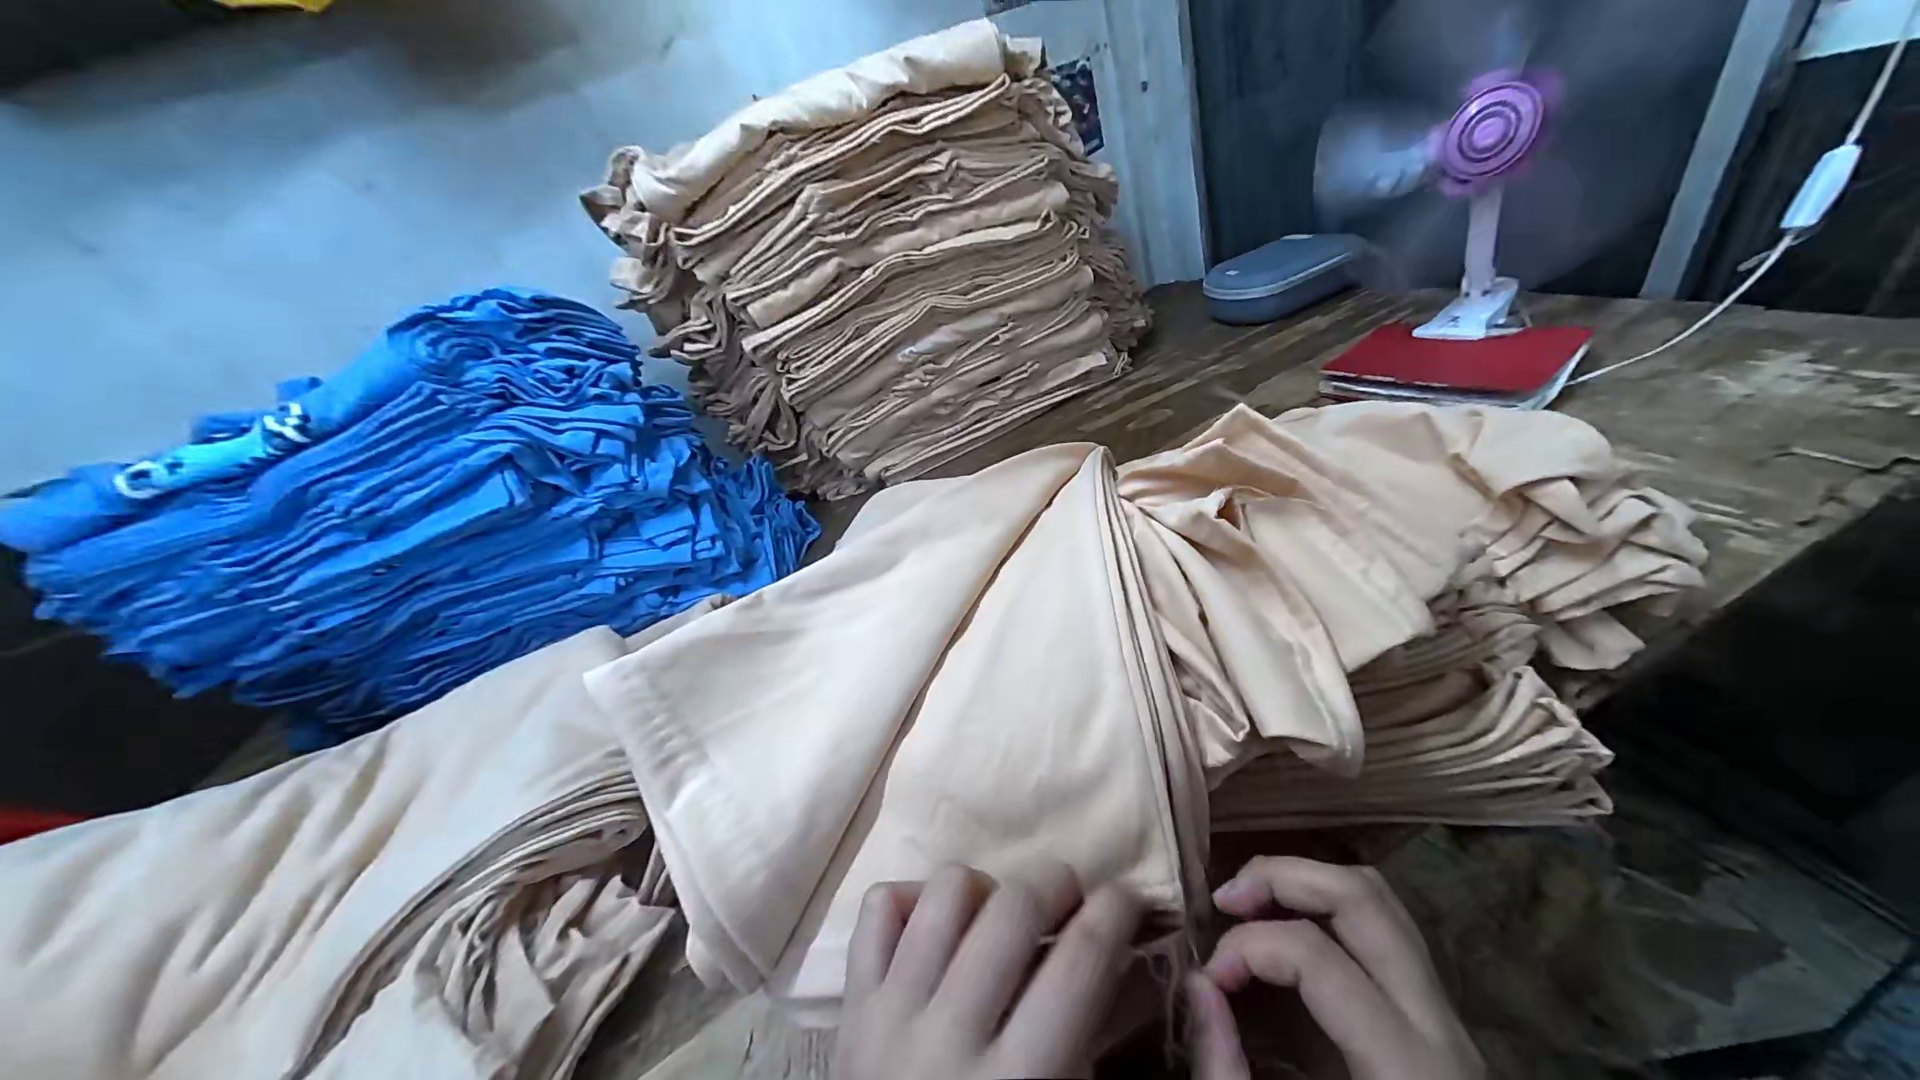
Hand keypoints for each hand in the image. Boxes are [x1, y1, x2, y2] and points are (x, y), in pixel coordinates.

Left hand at [833, 863, 1143, 1079]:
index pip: (1081, 961)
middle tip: (1071, 896)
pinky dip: (912, 899)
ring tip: (1001, 911)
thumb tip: (1125, 956)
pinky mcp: (853, 1003)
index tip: (1130, 894)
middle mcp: (951, 1036)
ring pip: (944, 893)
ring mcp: (892, 1014)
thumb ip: (1093, 1040)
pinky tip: (938, 927)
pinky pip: (878, 909)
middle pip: (1013, 908)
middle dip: (1056, 882)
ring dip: (986, 885)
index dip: (1117, 910)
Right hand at [1186, 857, 1482, 1079]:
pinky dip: (1322, 902)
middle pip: (1361, 896)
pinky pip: (1381, 923)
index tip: (1210, 978)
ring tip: (1249, 900)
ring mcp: (1446, 1014)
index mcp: (1407, 1068)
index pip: (1316, 955)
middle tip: (1225, 899)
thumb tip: (1199, 983)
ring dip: (1302, 880)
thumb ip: (1227, 1068)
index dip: (1247, 948)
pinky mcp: (1435, 1013)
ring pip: (1377, 895)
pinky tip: (1284, 923)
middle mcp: (1441, 1027)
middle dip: (1279, 877)